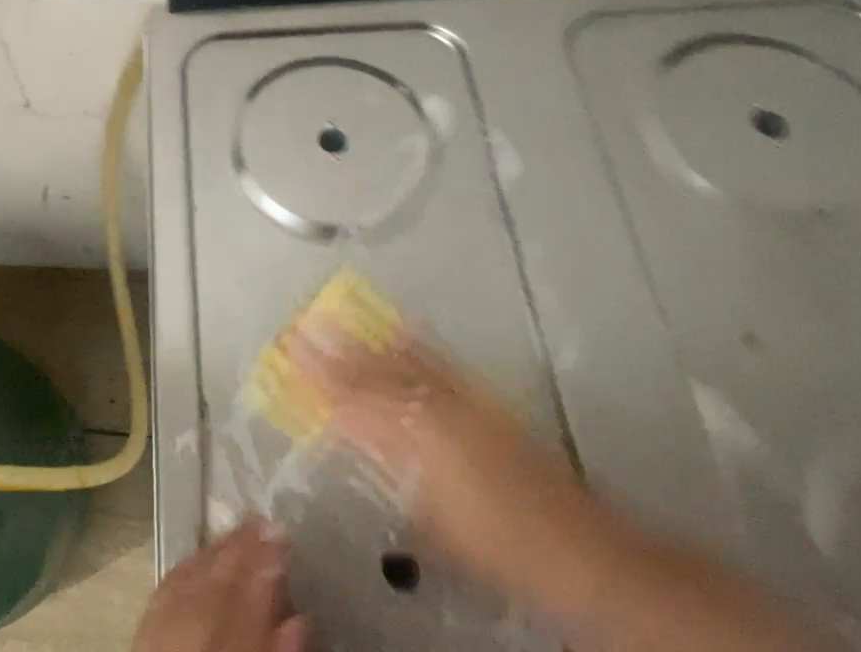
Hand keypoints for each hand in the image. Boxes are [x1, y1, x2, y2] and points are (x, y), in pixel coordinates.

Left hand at [131, 517, 308, 651]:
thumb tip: (301, 621)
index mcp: (229, 638)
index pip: (252, 593)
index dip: (268, 561)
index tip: (284, 534)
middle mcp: (195, 623)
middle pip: (222, 578)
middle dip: (243, 546)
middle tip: (264, 518)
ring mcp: (165, 622)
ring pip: (194, 576)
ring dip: (216, 549)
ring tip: (239, 529)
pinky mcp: (144, 628)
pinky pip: (168, 586)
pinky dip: (187, 566)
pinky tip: (199, 555)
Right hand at [283, 331, 591, 588]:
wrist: (573, 545)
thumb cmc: (491, 545)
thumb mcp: (424, 518)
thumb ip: (386, 472)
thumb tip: (357, 445)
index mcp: (409, 439)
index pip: (349, 399)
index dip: (315, 376)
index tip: (287, 354)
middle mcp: (432, 410)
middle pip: (372, 371)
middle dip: (333, 349)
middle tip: (301, 327)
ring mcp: (461, 401)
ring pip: (403, 361)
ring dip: (368, 339)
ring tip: (339, 316)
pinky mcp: (485, 401)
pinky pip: (439, 361)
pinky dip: (415, 342)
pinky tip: (403, 328)